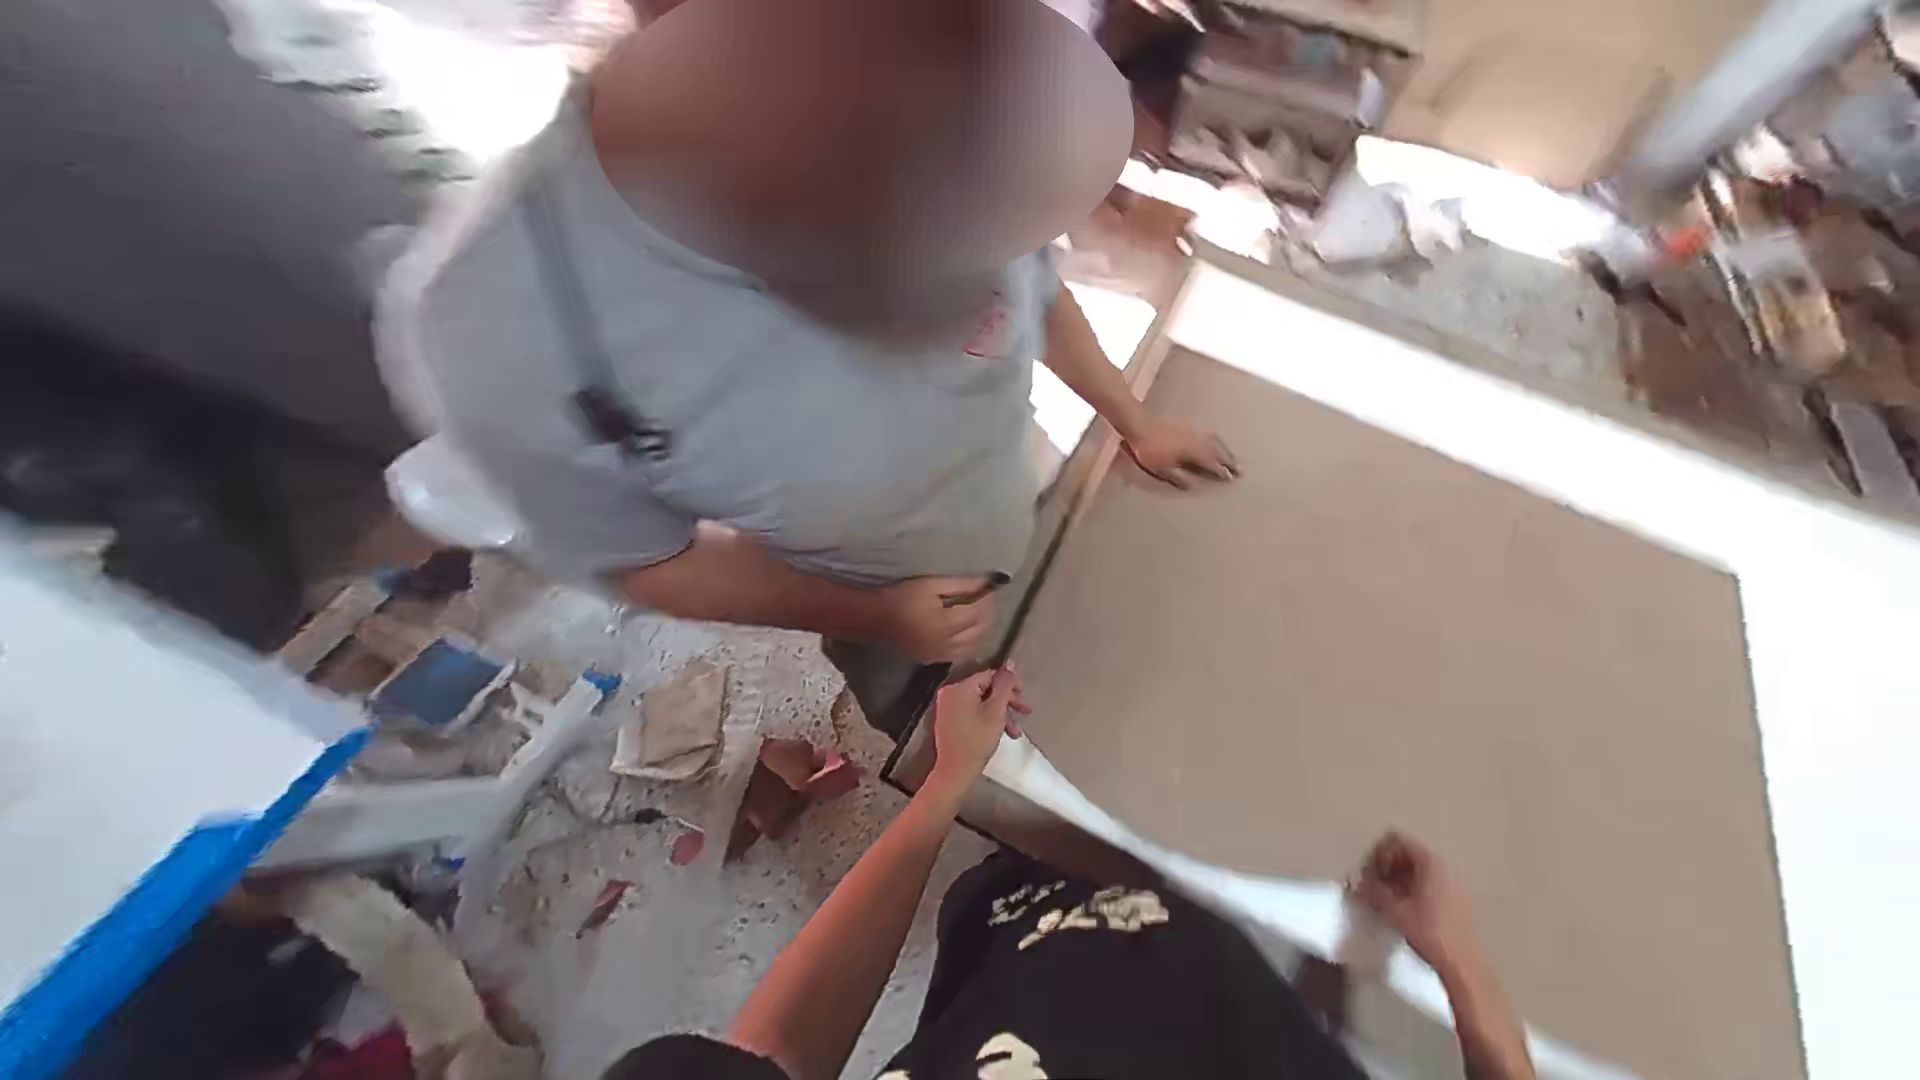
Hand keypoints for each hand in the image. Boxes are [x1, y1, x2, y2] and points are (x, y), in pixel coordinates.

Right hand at [877, 576, 997, 661]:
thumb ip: (960, 584)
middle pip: (981, 629)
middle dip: (988, 613)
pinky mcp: (935, 659)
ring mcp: (943, 655)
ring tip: (980, 613)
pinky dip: (971, 642)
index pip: (980, 612)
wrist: (876, 619)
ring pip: (975, 644)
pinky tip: (968, 631)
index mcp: (949, 623)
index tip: (991, 587)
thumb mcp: (930, 585)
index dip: (988, 599)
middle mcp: (950, 643)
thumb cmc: (902, 597)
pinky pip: (962, 653)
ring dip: (982, 629)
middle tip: (986, 598)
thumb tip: (985, 582)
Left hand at [928, 664, 1028, 794]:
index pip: (990, 675)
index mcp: (959, 687)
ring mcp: (948, 707)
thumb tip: (1010, 662)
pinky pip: (972, 712)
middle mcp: (951, 692)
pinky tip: (1003, 733)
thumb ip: (1004, 685)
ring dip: (1000, 714)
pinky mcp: (950, 720)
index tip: (1024, 696)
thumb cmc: (977, 740)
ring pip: (981, 703)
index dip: (1009, 684)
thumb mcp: (996, 711)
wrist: (955, 771)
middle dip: (1007, 701)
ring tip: (1015, 732)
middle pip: (986, 689)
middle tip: (1025, 711)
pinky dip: (988, 719)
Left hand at [1122, 417, 1237, 488]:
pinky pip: (1210, 434)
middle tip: (1240, 471)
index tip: (1231, 479)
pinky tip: (1216, 442)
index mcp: (1194, 452)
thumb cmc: (1149, 450)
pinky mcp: (1189, 424)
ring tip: (1233, 458)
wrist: (1140, 423)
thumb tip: (1194, 486)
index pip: (1213, 464)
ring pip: (1217, 441)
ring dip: (1226, 450)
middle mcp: (1199, 440)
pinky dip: (1218, 440)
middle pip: (1219, 452)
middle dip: (1230, 461)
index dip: (1222, 472)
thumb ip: (1178, 477)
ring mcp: (1195, 430)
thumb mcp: (1161, 469)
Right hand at [1352, 832, 1480, 972]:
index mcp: (1430, 863)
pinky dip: (1410, 890)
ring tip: (1384, 899)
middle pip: (1405, 853)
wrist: (1464, 968)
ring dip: (1395, 879)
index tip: (1370, 874)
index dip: (1378, 853)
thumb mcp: (1392, 908)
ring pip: (1416, 870)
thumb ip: (1372, 889)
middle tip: (1372, 885)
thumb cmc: (1428, 932)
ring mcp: (1454, 886)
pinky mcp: (1458, 903)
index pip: (1396, 840)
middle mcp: (1445, 868)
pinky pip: (1427, 885)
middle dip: (1385, 866)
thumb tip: (1359, 884)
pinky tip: (1402, 909)